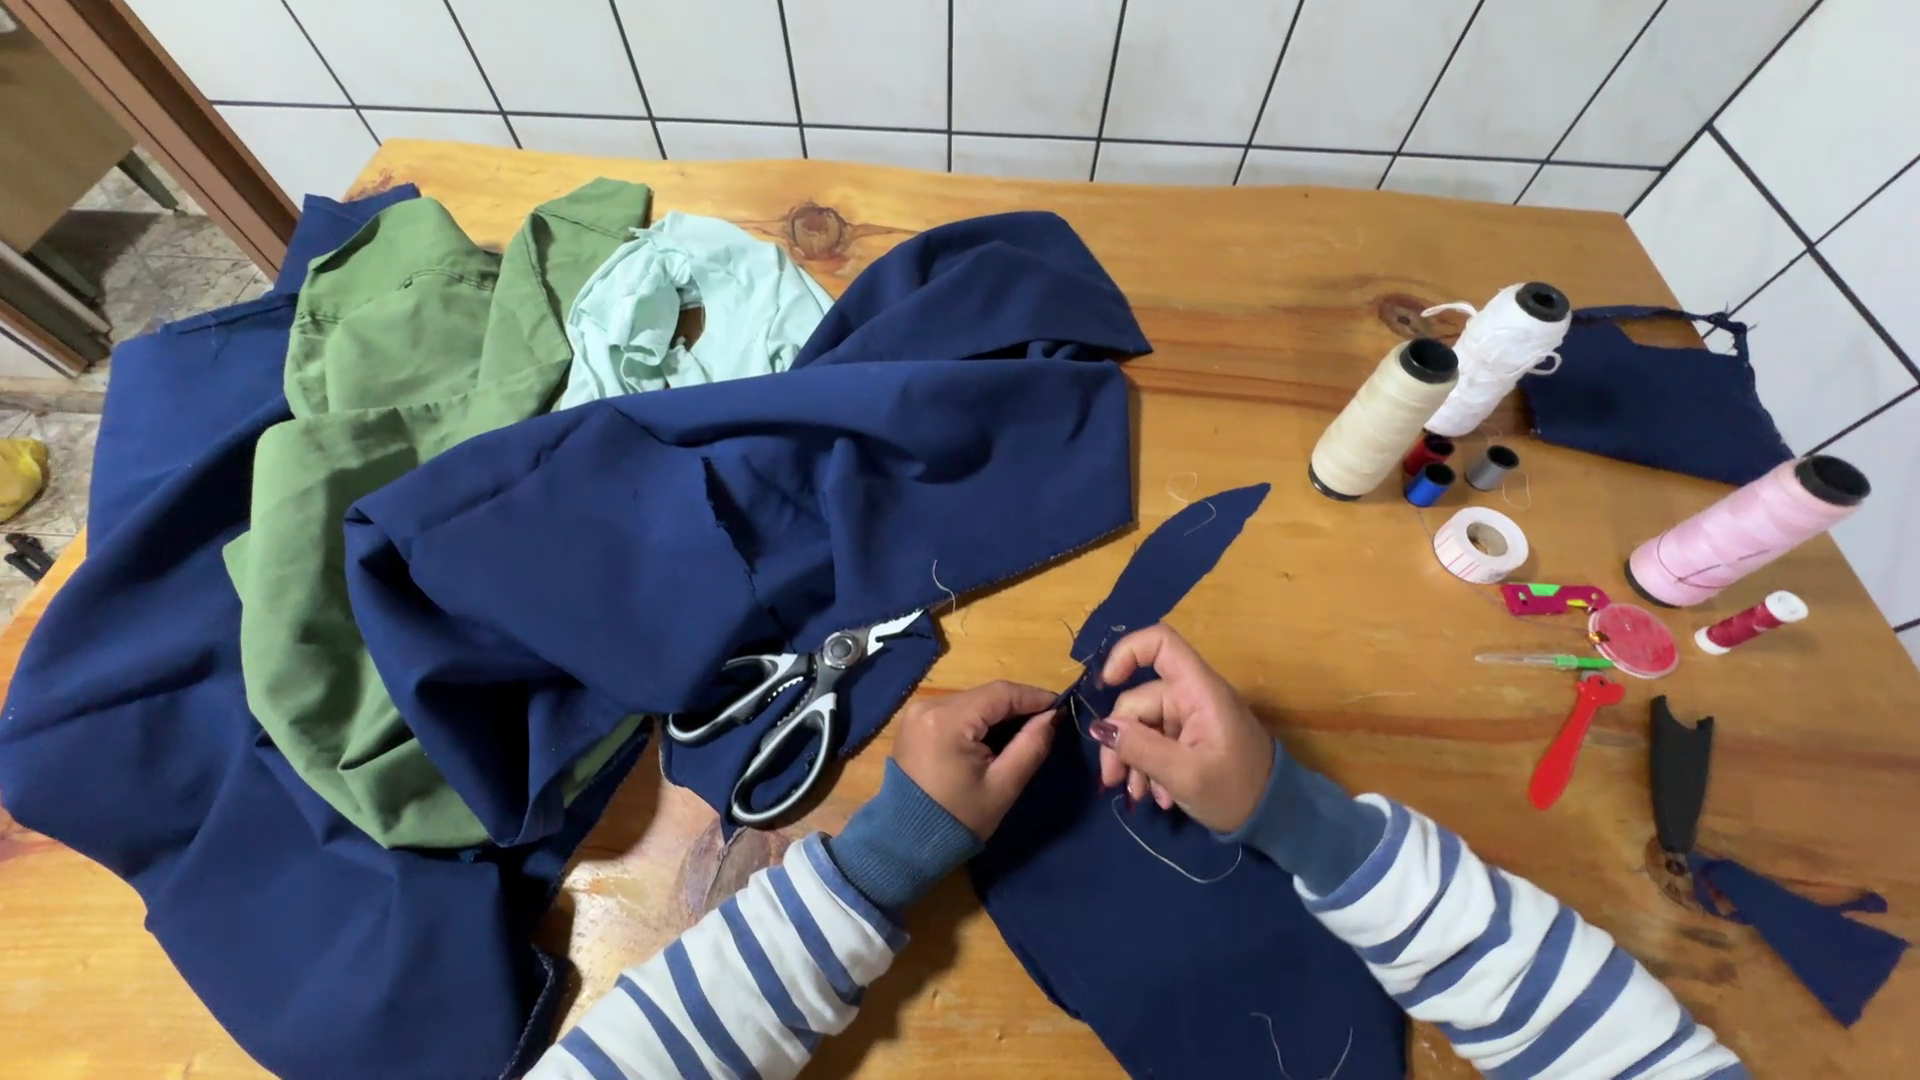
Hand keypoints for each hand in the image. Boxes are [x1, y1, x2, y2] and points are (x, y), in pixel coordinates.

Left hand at [892, 680, 1057, 838]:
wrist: (906, 842)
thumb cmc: (959, 818)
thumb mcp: (1003, 785)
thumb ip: (1031, 745)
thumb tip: (1052, 716)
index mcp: (947, 719)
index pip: (1000, 693)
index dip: (1034, 697)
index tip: (1061, 706)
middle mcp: (929, 705)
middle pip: (984, 695)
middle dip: (1017, 707)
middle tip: (1047, 724)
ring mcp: (917, 712)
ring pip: (971, 702)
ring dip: (998, 714)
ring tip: (1024, 733)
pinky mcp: (914, 722)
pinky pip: (955, 711)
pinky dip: (978, 720)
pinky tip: (994, 738)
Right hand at [1087, 624, 1274, 831]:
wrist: (1277, 820)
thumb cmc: (1237, 792)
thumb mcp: (1185, 775)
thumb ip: (1140, 748)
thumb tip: (1100, 729)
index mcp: (1199, 690)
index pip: (1160, 643)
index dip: (1127, 652)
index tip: (1106, 685)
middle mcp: (1193, 696)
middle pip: (1139, 698)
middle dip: (1121, 739)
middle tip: (1113, 779)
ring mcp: (1191, 717)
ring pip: (1142, 725)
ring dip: (1133, 759)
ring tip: (1139, 795)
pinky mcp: (1190, 737)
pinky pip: (1155, 741)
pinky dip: (1149, 765)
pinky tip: (1157, 795)